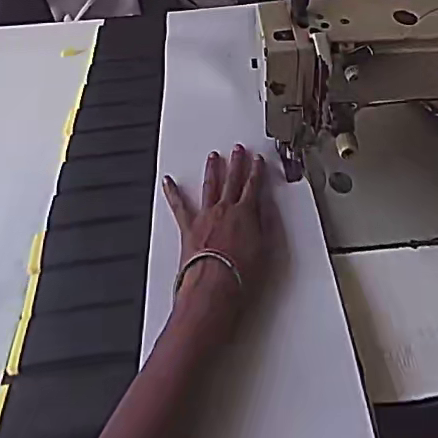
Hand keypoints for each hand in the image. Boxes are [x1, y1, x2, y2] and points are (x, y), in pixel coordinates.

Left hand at [161, 144, 276, 330]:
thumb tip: (269, 208)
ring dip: (212, 170)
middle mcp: (225, 209)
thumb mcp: (267, 250)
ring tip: (213, 157)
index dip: (257, 171)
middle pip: (232, 180)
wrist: (213, 288)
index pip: (254, 186)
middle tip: (238, 150)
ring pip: (209, 187)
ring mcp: (205, 216)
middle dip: (236, 163)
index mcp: (246, 213)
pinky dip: (173, 193)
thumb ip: (268, 225)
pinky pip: (179, 206)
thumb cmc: (240, 275)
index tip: (258, 160)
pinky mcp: (189, 228)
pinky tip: (169, 183)